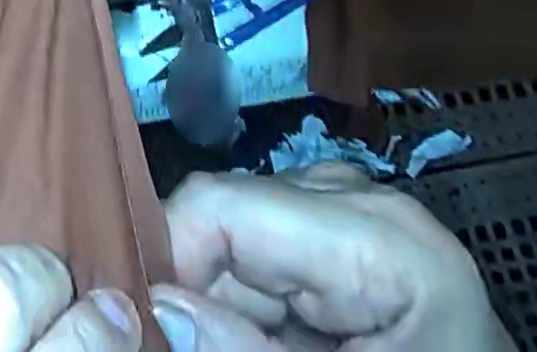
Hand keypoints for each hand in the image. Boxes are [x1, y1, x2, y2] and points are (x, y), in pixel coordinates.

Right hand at [151, 164, 514, 350]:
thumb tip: (160, 307)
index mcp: (382, 241)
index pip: (222, 206)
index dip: (171, 258)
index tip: (154, 328)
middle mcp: (357, 199)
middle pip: (223, 217)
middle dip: (200, 289)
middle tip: (201, 349)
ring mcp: (346, 205)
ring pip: (232, 233)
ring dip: (225, 301)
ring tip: (277, 350)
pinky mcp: (335, 222)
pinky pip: (258, 247)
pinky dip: (250, 301)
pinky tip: (284, 342)